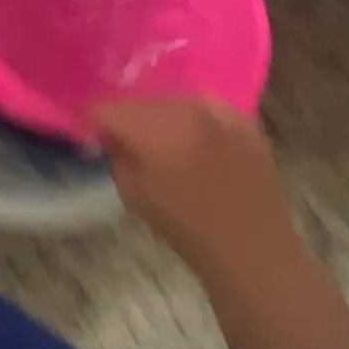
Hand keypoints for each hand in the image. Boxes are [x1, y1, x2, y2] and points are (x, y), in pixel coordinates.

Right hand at [91, 96, 301, 276]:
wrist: (254, 249)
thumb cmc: (185, 226)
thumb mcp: (131, 192)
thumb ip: (116, 154)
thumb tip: (111, 135)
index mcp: (151, 132)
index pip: (104, 109)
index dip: (95, 122)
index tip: (97, 137)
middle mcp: (184, 114)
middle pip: (138, 100)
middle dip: (128, 117)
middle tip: (128, 139)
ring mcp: (219, 116)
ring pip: (171, 99)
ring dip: (160, 115)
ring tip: (163, 138)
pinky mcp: (244, 124)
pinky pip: (207, 105)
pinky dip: (193, 116)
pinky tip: (193, 135)